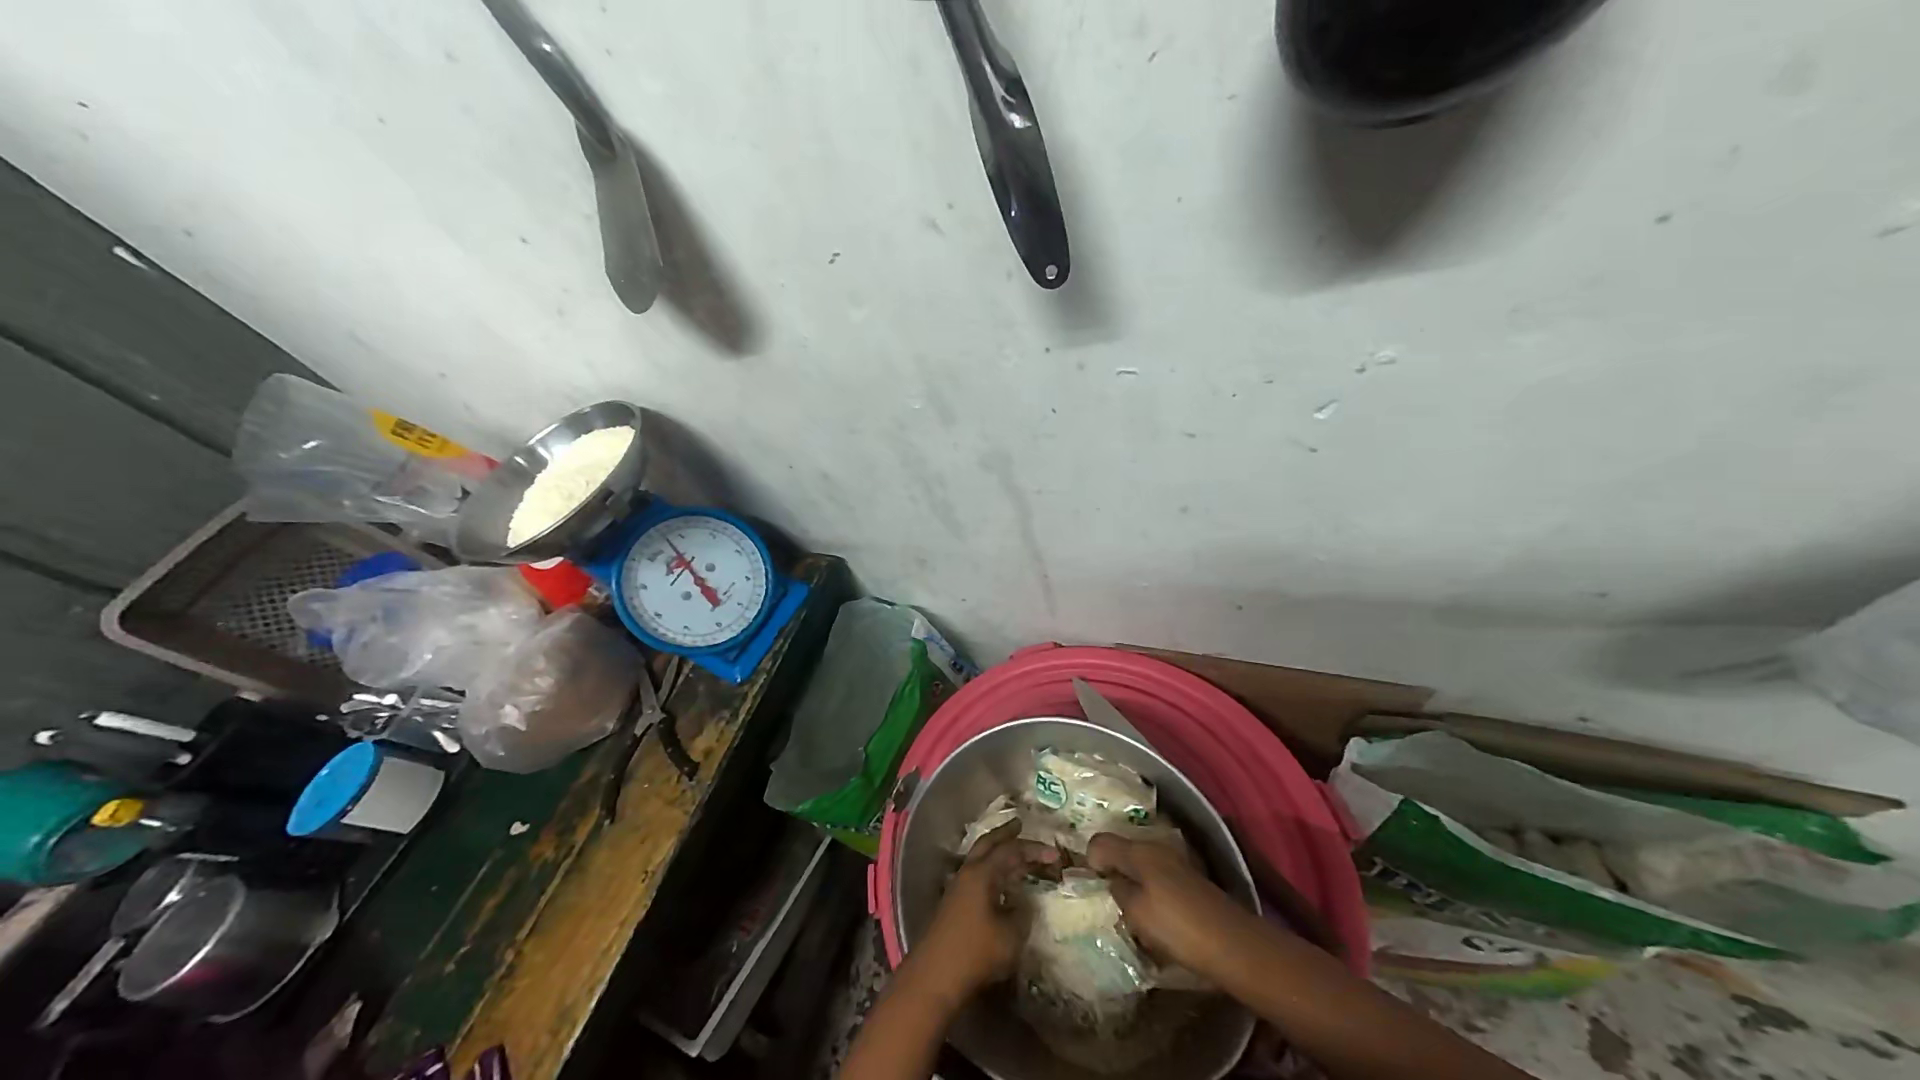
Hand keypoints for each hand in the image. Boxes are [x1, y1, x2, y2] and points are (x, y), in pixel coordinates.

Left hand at [910, 824, 1057, 1001]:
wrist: (935, 976)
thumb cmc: (976, 952)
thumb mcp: (1012, 934)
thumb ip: (1023, 912)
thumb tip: (1025, 900)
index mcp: (982, 873)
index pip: (1011, 850)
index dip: (1034, 849)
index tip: (1055, 854)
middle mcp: (967, 873)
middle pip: (988, 844)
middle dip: (1005, 833)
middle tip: (1021, 824)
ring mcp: (957, 887)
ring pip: (979, 858)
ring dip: (997, 851)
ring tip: (1014, 851)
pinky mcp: (954, 903)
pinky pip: (976, 874)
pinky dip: (991, 869)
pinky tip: (999, 881)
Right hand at [1086, 832, 1263, 981]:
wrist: (1233, 945)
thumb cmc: (1177, 926)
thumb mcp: (1136, 911)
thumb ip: (1118, 891)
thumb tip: (1113, 880)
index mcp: (1139, 850)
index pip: (1101, 842)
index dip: (1091, 860)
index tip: (1091, 885)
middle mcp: (1157, 847)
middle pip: (1123, 851)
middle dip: (1112, 870)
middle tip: (1107, 899)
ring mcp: (1177, 862)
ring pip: (1141, 865)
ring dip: (1132, 881)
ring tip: (1130, 910)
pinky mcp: (1190, 880)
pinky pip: (1158, 878)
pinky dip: (1150, 890)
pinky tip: (1154, 915)